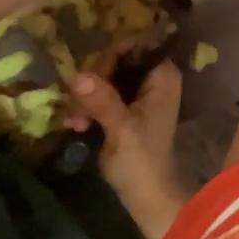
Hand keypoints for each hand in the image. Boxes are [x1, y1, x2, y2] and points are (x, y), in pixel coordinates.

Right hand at [69, 63, 189, 238]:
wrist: (145, 192)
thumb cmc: (141, 158)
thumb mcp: (121, 128)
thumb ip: (103, 100)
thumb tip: (79, 76)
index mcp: (162, 76)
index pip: (137, 47)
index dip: (112, 55)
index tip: (90, 75)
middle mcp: (154, 79)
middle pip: (118, 61)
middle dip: (94, 81)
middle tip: (77, 106)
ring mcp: (140, 94)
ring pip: (107, 78)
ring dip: (87, 97)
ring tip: (75, 121)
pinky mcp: (126, 108)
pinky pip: (103, 95)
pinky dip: (88, 107)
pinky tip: (76, 125)